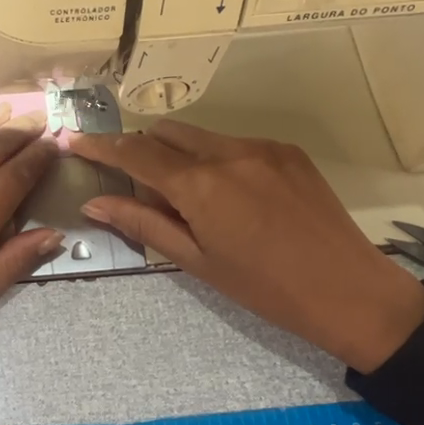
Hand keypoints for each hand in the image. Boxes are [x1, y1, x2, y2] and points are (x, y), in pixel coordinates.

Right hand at [69, 121, 423, 372]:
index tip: (73, 140)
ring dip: (179, 154)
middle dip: (141, 148)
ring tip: (187, 196)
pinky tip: (231, 196)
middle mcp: (228, 152)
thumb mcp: (197, 261)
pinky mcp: (287, 150)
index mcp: (201, 185)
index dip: (100, 145)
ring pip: (200, 135)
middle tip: (133, 181)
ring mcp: (262, 147)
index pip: (136, 152)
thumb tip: (94, 203)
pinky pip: (234, 143)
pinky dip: (216, 159)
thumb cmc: (265, 288)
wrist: (350, 291)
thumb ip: (143, 224)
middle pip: (165, 133)